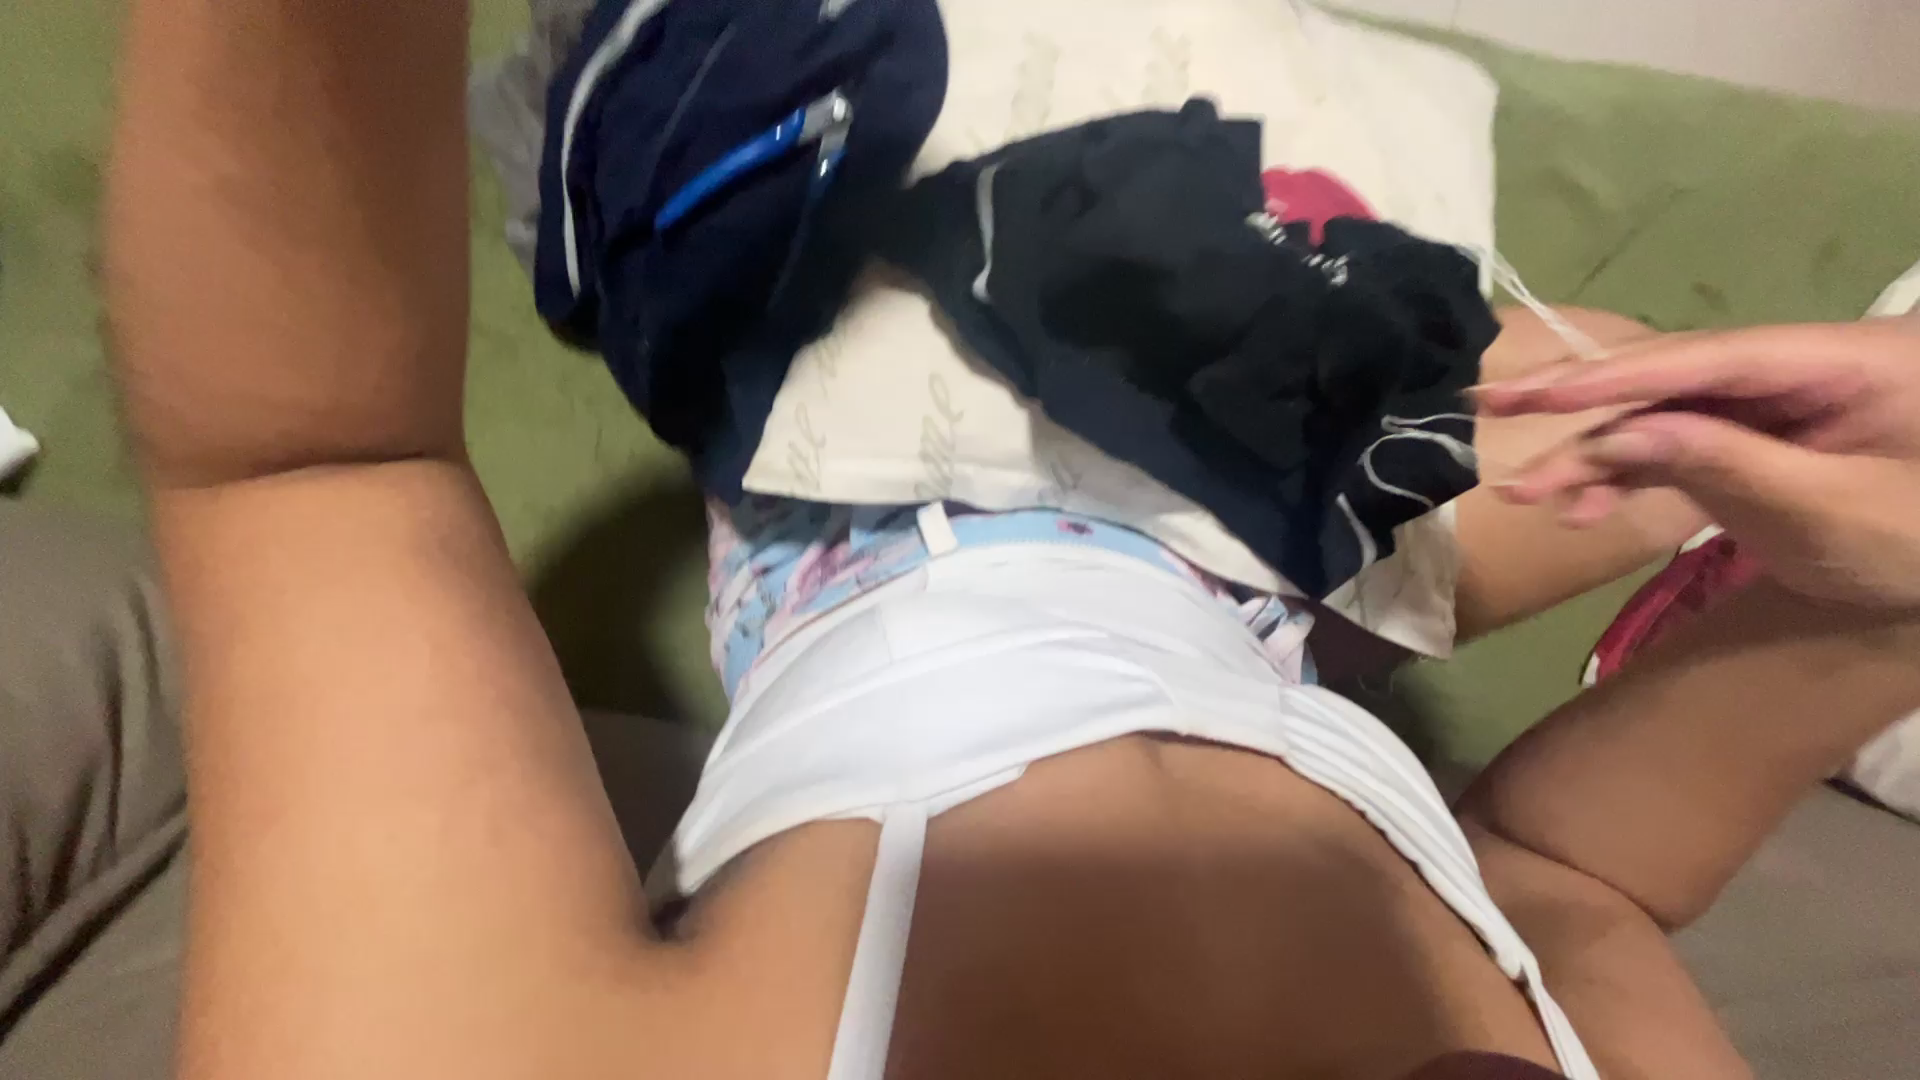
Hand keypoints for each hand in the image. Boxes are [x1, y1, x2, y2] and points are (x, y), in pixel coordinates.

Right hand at [1473, 320, 1919, 610]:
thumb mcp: (1826, 509)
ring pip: (1652, 416)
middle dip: (1575, 399)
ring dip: (1586, 457)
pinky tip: (1580, 513)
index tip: (1534, 395)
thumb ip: (1719, 462)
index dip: (1617, 376)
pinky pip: (1666, 449)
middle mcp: (1798, 368)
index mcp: (1851, 361)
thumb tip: (1610, 437)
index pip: (1712, 359)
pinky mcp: (1743, 437)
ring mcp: (1766, 404)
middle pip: (1667, 375)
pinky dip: (1618, 481)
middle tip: (1488, 403)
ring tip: (1522, 493)